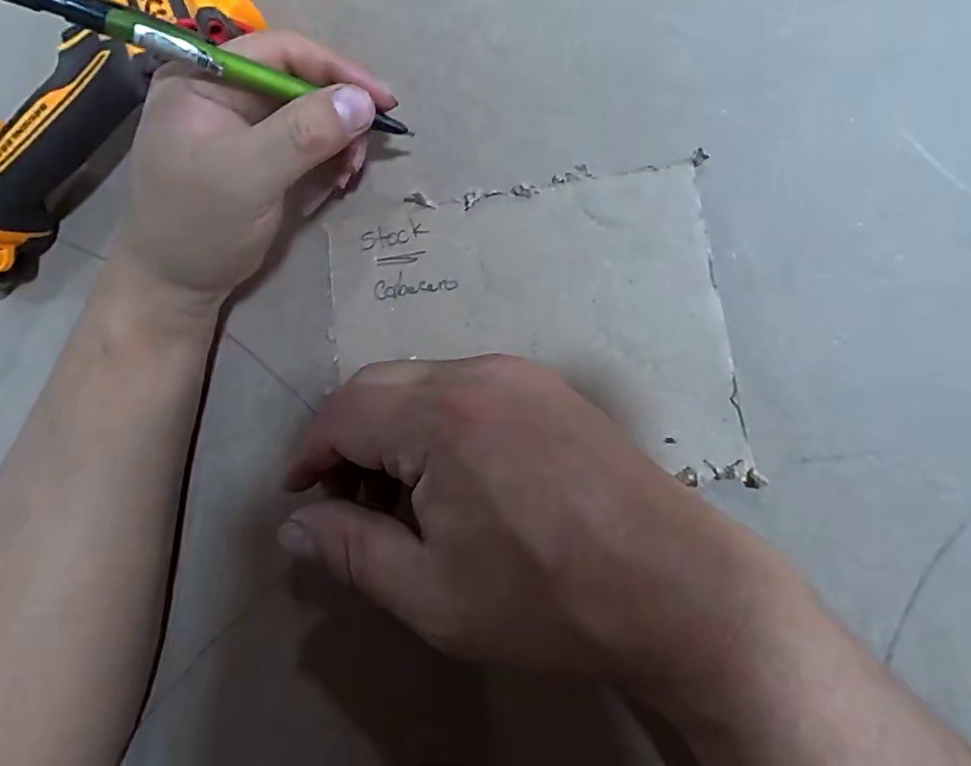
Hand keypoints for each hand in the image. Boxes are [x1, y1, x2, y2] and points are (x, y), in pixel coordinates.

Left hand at [110, 31, 396, 309]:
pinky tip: (337, 180)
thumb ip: (302, 134)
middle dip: (339, 112)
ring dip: (339, 138)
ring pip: (309, 111)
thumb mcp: (249, 175)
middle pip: (300, 79)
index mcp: (204, 78)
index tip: (381, 99)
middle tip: (367, 146)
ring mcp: (241, 123)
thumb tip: (362, 100)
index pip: (281, 51)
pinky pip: (305, 140)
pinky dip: (329, 157)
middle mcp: (223, 91)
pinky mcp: (258, 153)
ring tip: (349, 173)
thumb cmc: (197, 225)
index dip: (336, 69)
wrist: (174, 285)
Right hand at [278, 356, 742, 688]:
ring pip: (422, 383)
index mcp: (442, 415)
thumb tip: (295, 524)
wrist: (675, 584)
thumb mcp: (431, 593)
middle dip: (347, 437)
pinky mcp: (546, 385)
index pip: (344, 411)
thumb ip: (351, 550)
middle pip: (379, 386)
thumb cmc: (545, 598)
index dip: (309, 451)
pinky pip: (466, 386)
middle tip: (346, 500)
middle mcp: (477, 372)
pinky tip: (454, 474)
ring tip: (401, 495)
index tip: (298, 494)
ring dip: (393, 428)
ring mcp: (518, 372)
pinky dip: (437, 420)